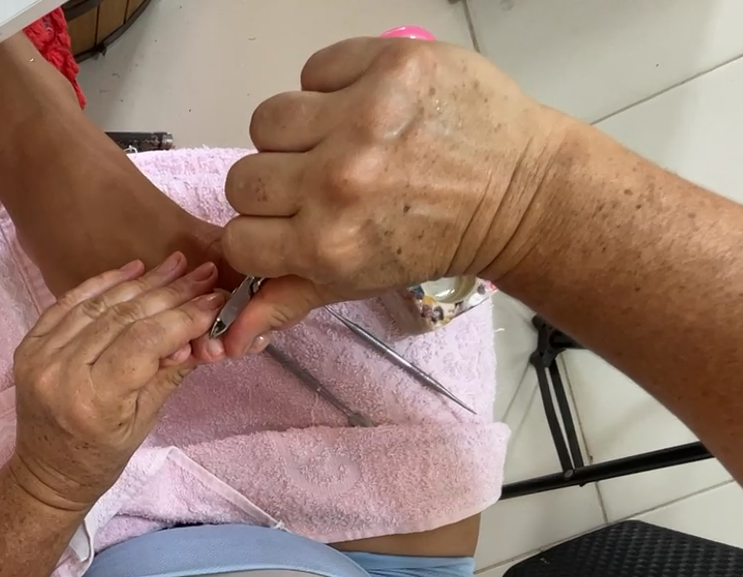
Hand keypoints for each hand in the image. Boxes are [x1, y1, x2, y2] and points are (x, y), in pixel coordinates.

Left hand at [6, 253, 227, 513]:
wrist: (47, 473)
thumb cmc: (100, 458)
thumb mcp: (144, 422)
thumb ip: (170, 373)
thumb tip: (205, 329)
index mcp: (93, 402)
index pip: (145, 341)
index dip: (184, 316)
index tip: (216, 300)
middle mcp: (61, 374)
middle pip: (123, 317)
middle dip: (169, 293)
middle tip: (204, 274)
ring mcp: (39, 357)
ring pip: (98, 305)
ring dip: (141, 282)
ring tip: (176, 265)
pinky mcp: (29, 347)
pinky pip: (68, 304)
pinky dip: (101, 284)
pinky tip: (132, 270)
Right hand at [211, 37, 572, 356]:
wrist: (515, 192)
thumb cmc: (427, 242)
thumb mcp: (349, 284)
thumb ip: (283, 304)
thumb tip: (227, 344)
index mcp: (322, 245)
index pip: (236, 237)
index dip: (255, 233)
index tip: (283, 226)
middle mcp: (336, 183)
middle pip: (243, 179)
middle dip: (270, 184)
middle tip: (309, 183)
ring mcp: (363, 120)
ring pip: (267, 120)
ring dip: (292, 131)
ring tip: (330, 140)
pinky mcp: (391, 66)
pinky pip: (316, 68)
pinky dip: (330, 84)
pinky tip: (359, 107)